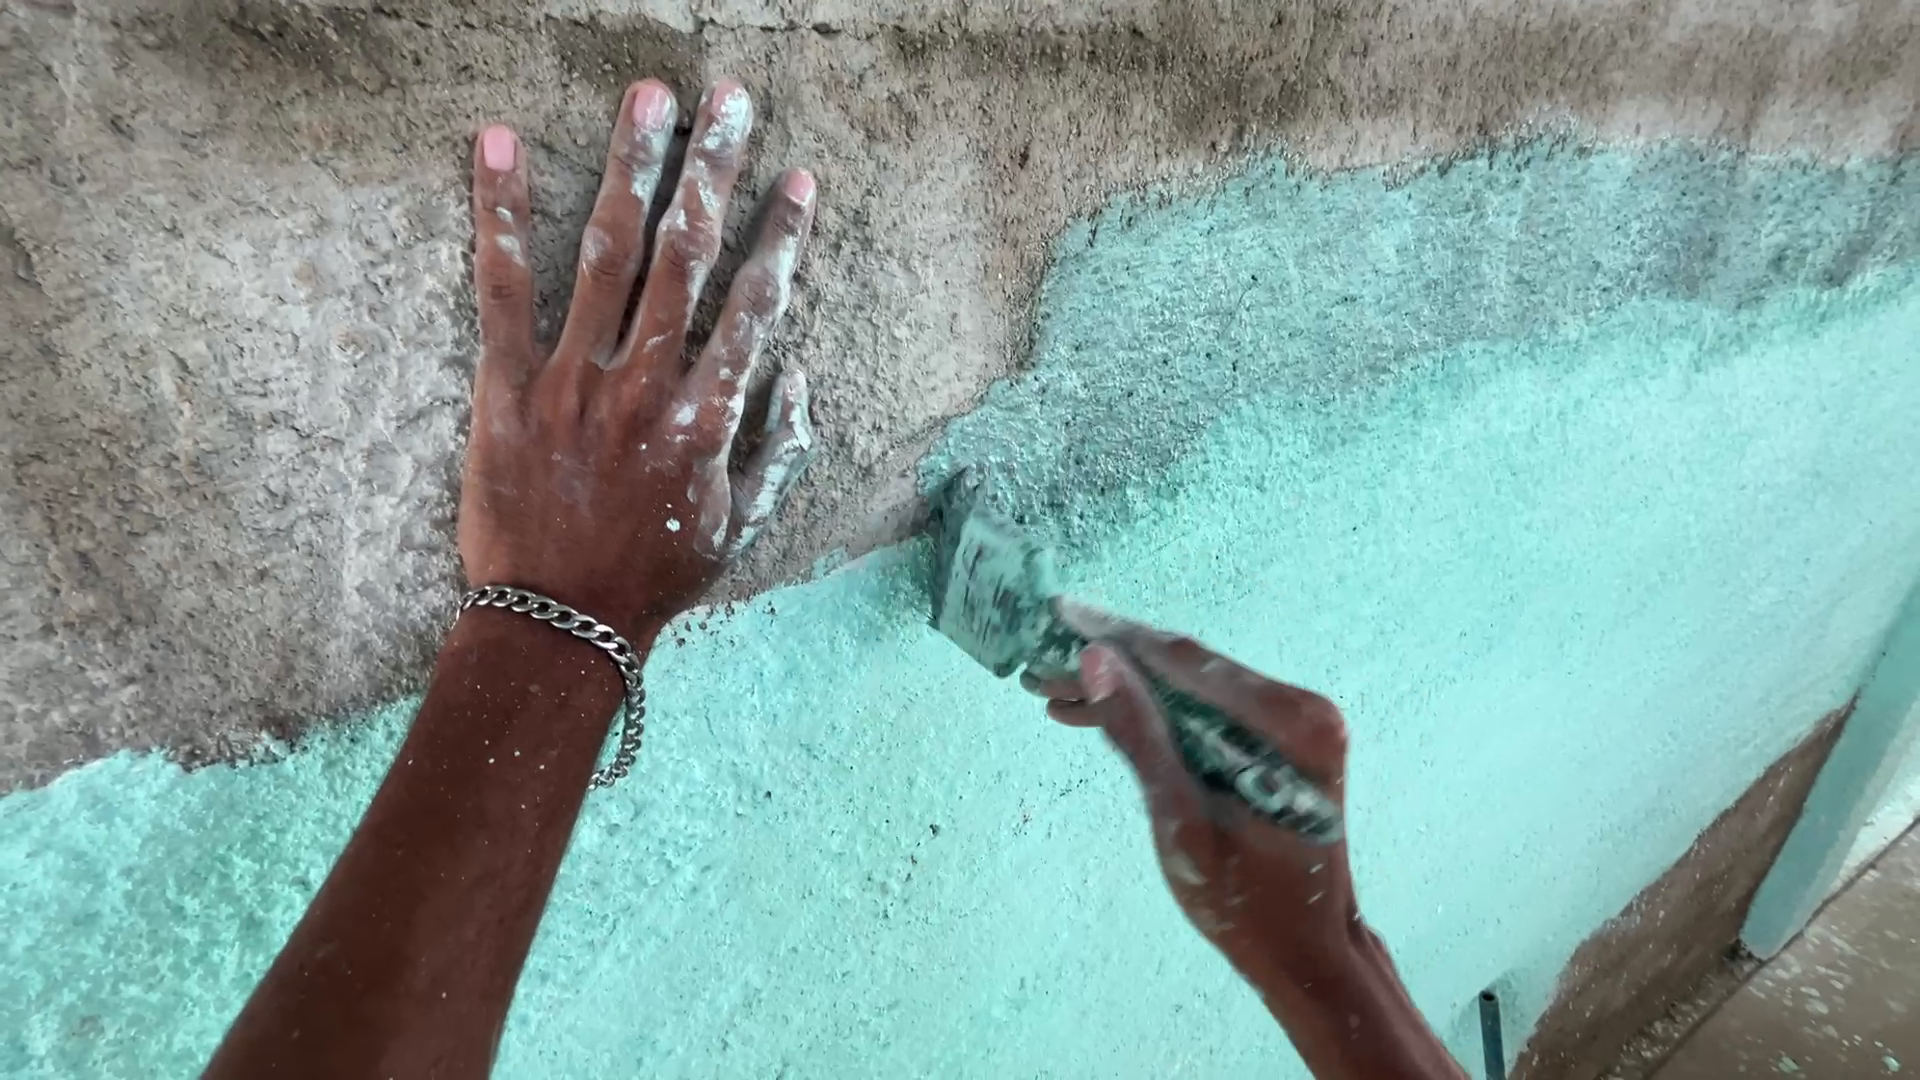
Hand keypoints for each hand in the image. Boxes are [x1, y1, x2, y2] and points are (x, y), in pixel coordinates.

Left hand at [459, 78, 816, 641]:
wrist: (563, 618)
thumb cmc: (661, 573)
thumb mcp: (746, 524)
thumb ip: (783, 450)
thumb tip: (798, 378)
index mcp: (710, 420)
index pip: (755, 309)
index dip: (782, 239)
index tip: (798, 182)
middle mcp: (649, 386)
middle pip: (689, 259)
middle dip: (715, 173)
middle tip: (730, 101)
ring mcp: (575, 381)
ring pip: (609, 254)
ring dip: (631, 168)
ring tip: (648, 97)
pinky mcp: (507, 389)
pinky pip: (501, 289)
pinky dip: (502, 214)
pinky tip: (502, 143)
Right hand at [1024, 601, 1363, 995]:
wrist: (1303, 949)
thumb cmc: (1247, 901)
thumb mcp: (1179, 820)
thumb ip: (1138, 734)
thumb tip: (1094, 658)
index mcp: (1289, 722)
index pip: (1184, 661)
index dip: (1116, 636)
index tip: (1061, 612)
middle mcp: (1295, 705)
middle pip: (1181, 667)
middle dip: (1108, 662)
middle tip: (1044, 658)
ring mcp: (1283, 718)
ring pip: (1180, 685)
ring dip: (1119, 687)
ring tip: (1053, 687)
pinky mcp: (1266, 733)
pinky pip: (1193, 708)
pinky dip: (1145, 710)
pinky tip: (1092, 711)